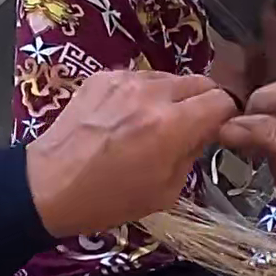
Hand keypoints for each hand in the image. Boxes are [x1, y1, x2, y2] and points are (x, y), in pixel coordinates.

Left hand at [25, 70, 237, 235]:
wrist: (48, 186)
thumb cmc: (110, 199)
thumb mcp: (166, 191)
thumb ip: (192, 154)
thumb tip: (203, 133)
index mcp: (172, 125)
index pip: (222, 100)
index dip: (227, 116)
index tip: (219, 130)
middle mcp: (152, 94)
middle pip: (201, 81)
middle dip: (205, 102)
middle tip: (194, 124)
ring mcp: (125, 80)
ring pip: (170, 77)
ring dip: (174, 96)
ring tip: (157, 120)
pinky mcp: (102, 76)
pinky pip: (140, 78)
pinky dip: (144, 93)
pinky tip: (128, 115)